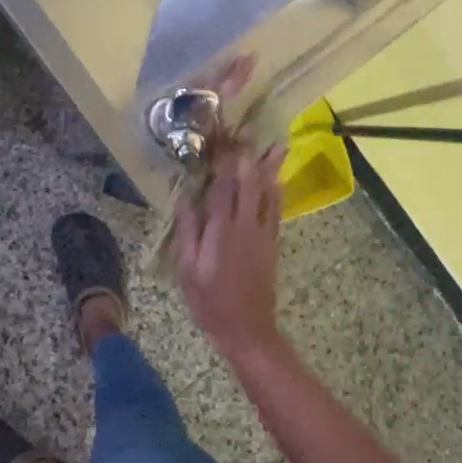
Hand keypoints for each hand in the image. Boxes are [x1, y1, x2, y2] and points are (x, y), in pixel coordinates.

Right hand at [176, 144, 287, 359]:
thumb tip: (185, 196)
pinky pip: (276, 209)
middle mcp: (246, 225)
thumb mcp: (188, 268)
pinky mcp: (272, 243)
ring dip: (269, 167)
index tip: (220, 135)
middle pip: (249, 181)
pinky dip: (276, 189)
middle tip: (246, 131)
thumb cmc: (210, 301)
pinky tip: (276, 179)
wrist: (248, 330)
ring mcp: (263, 233)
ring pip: (268, 192)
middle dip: (247, 155)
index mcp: (222, 229)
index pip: (223, 184)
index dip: (222, 158)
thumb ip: (188, 229)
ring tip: (274, 144)